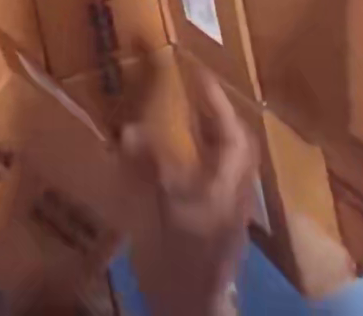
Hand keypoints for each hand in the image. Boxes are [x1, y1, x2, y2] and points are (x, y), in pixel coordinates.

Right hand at [119, 69, 256, 315]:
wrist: (188, 306)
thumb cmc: (182, 259)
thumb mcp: (164, 211)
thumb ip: (150, 169)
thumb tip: (131, 129)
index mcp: (226, 188)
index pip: (231, 136)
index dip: (217, 101)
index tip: (197, 69)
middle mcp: (228, 191)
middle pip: (231, 142)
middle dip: (213, 108)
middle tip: (187, 79)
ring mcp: (218, 203)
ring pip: (219, 154)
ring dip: (202, 125)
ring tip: (177, 99)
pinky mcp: (202, 213)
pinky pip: (201, 168)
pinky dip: (186, 146)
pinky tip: (162, 138)